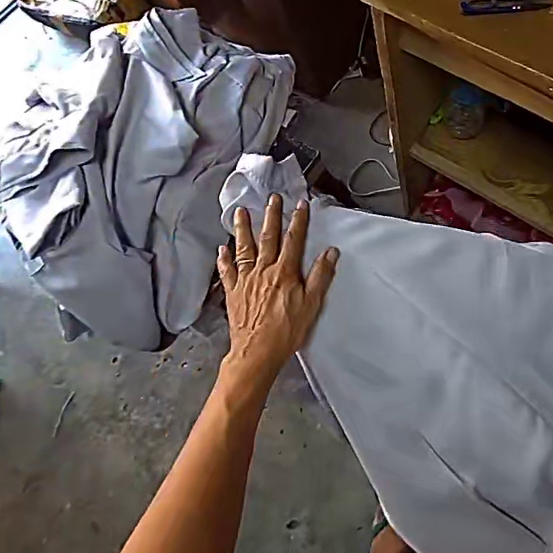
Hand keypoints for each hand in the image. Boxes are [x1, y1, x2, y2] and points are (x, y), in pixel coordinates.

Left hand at [216, 194, 337, 399]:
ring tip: (240, 212)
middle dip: (271, 216)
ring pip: (244, 249)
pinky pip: (227, 272)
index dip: (298, 221)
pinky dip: (224, 259)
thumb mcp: (312, 304)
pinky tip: (222, 249)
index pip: (293, 240)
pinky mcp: (233, 293)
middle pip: (268, 238)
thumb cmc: (286, 331)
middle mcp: (263, 272)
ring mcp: (245, 281)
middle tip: (272, 199)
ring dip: (243, 229)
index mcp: (284, 273)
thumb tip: (330, 252)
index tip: (300, 205)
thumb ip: (321, 276)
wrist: (256, 353)